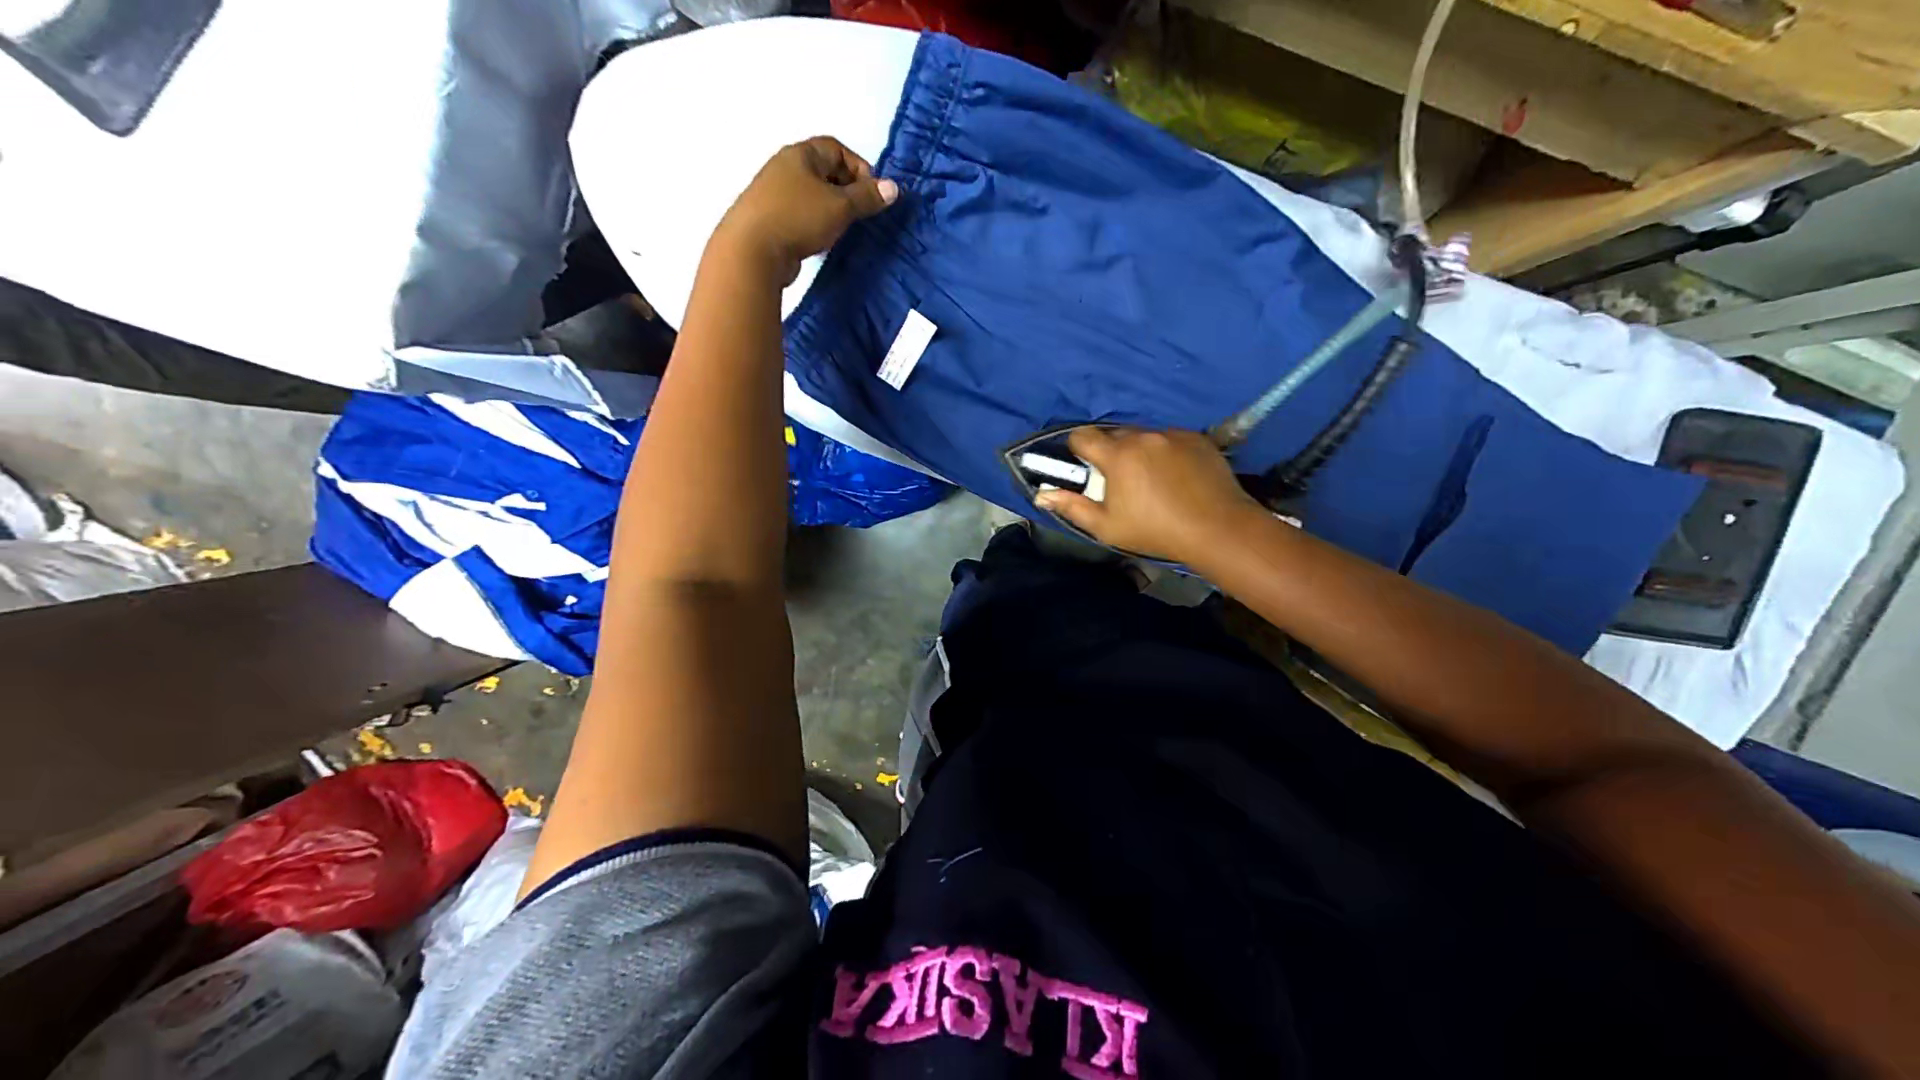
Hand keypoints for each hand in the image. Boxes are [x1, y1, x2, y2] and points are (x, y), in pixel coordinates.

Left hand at [712, 136, 898, 284]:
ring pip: (813, 197)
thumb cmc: (798, 218)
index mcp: (801, 154)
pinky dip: (816, 225)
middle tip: (861, 214)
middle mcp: (785, 168)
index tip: (872, 194)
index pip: (837, 149)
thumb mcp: (840, 207)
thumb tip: (893, 188)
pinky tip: (822, 242)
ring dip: (831, 211)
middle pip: (824, 172)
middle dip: (847, 191)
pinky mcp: (770, 221)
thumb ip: (867, 197)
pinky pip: (801, 216)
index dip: (859, 168)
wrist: (752, 252)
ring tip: (843, 230)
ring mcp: (775, 195)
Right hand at [1035, 427, 1264, 562]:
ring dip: (1139, 451)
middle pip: (1114, 434)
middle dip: (1110, 452)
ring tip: (1151, 479)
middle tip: (1117, 480)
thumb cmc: (1155, 530)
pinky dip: (1166, 452)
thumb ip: (1072, 506)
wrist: (1217, 528)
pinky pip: (1170, 439)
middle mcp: (1143, 436)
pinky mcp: (1197, 438)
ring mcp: (1172, 434)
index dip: (1077, 449)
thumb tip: (1042, 495)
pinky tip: (1176, 476)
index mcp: (1117, 455)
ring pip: (1144, 436)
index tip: (1083, 467)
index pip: (1082, 436)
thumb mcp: (1107, 527)